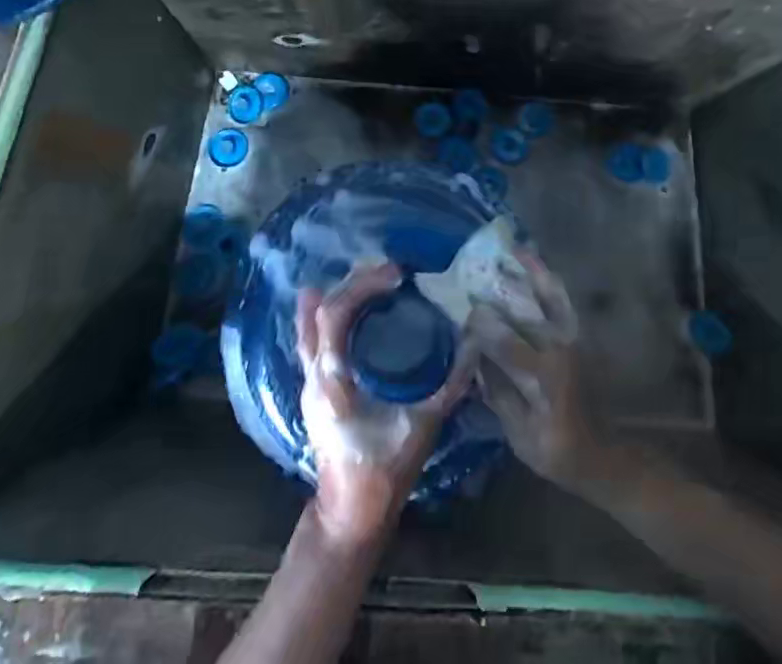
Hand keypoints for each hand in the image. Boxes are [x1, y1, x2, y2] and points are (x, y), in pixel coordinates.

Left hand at [296, 262, 475, 546]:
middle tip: (385, 270)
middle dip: (351, 284)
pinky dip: (325, 317)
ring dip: (335, 296)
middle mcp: (312, 374)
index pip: (335, 316)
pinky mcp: (313, 390)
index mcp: (332, 380)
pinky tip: (340, 307)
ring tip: (365, 278)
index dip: (361, 287)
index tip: (394, 275)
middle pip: (319, 313)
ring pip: (309, 326)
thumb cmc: (383, 469)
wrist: (351, 510)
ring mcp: (308, 382)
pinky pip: (311, 341)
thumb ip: (449, 387)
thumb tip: (474, 348)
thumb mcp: (422, 426)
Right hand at [467, 254, 621, 495]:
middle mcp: (562, 350)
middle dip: (503, 289)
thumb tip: (474, 356)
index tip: (464, 311)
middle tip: (479, 265)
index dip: (485, 328)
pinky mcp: (579, 337)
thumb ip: (499, 393)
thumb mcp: (520, 435)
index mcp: (547, 378)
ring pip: (552, 297)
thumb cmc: (557, 451)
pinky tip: (533, 264)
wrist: (604, 453)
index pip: (510, 345)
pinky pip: (561, 301)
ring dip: (531, 273)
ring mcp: (574, 340)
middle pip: (530, 311)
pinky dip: (547, 280)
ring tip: (512, 249)